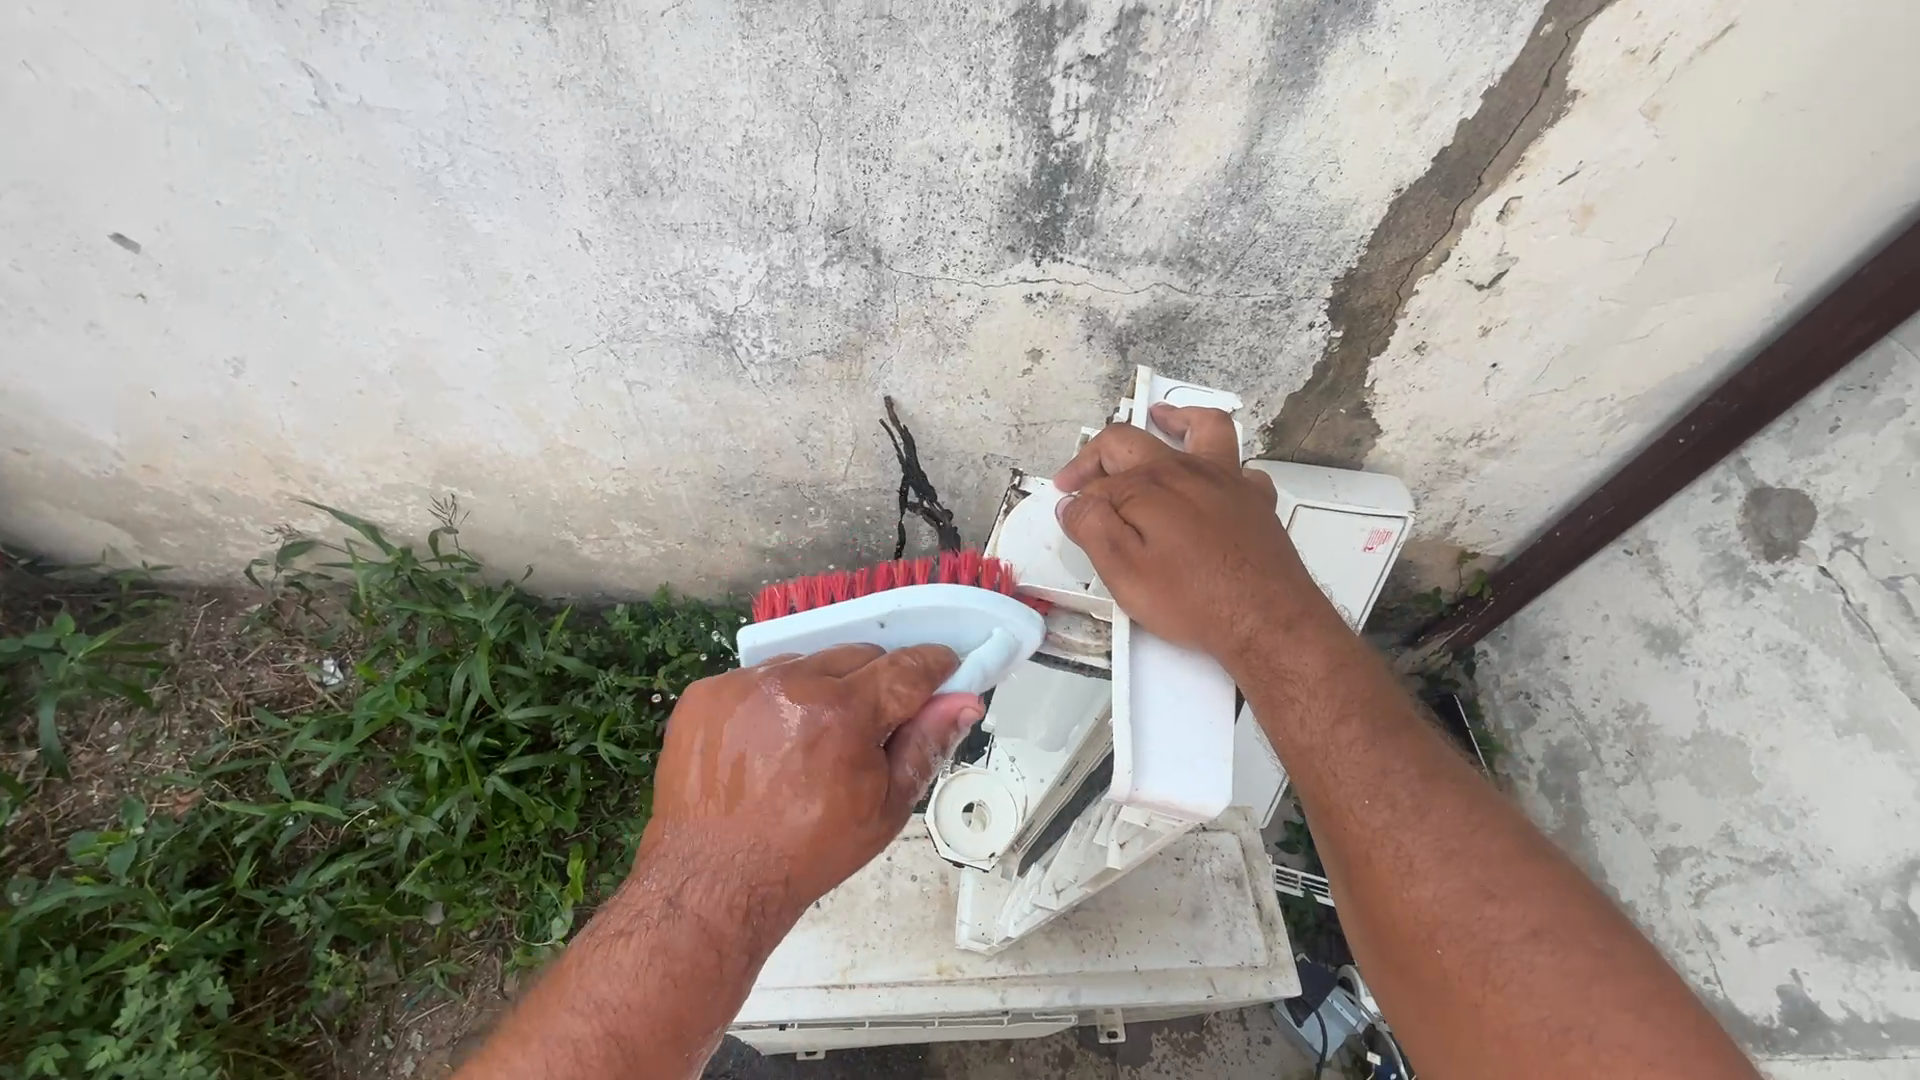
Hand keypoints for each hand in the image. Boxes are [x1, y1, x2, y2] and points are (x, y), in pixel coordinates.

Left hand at [638, 644, 983, 917]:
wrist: (715, 880)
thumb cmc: (806, 851)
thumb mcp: (885, 807)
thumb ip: (927, 744)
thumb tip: (962, 701)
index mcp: (843, 713)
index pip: (907, 666)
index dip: (934, 665)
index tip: (944, 669)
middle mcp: (792, 684)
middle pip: (859, 654)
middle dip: (875, 683)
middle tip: (868, 726)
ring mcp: (744, 684)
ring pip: (808, 662)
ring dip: (822, 688)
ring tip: (809, 740)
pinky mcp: (707, 692)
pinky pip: (759, 675)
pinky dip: (774, 699)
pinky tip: (768, 741)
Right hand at [1052, 404, 1344, 667]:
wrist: (1266, 621)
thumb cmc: (1192, 600)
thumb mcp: (1123, 571)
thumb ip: (1091, 528)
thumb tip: (1072, 503)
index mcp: (1149, 486)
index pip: (1098, 482)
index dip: (1077, 498)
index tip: (1068, 516)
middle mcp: (1186, 471)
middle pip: (1133, 443)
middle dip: (1098, 454)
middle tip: (1079, 477)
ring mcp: (1226, 481)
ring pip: (1202, 428)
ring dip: (1175, 419)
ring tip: (1159, 417)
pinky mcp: (1255, 501)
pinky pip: (1240, 465)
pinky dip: (1222, 462)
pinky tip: (1213, 476)